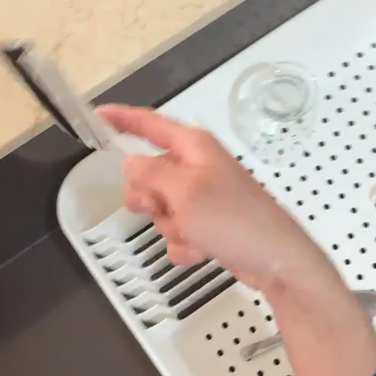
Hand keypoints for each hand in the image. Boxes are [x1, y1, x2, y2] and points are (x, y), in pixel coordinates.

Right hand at [97, 105, 330, 296]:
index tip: (99, 114)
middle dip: (149, 197)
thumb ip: (150, 175)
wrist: (275, 261)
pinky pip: (178, 232)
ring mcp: (204, 199)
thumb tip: (130, 164)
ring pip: (161, 209)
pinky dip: (185, 245)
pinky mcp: (209, 226)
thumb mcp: (184, 192)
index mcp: (194, 148)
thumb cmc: (235, 219)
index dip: (123, 118)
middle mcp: (198, 168)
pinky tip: (202, 251)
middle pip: (148, 175)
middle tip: (165, 207)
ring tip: (195, 233)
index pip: (151, 124)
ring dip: (171, 226)